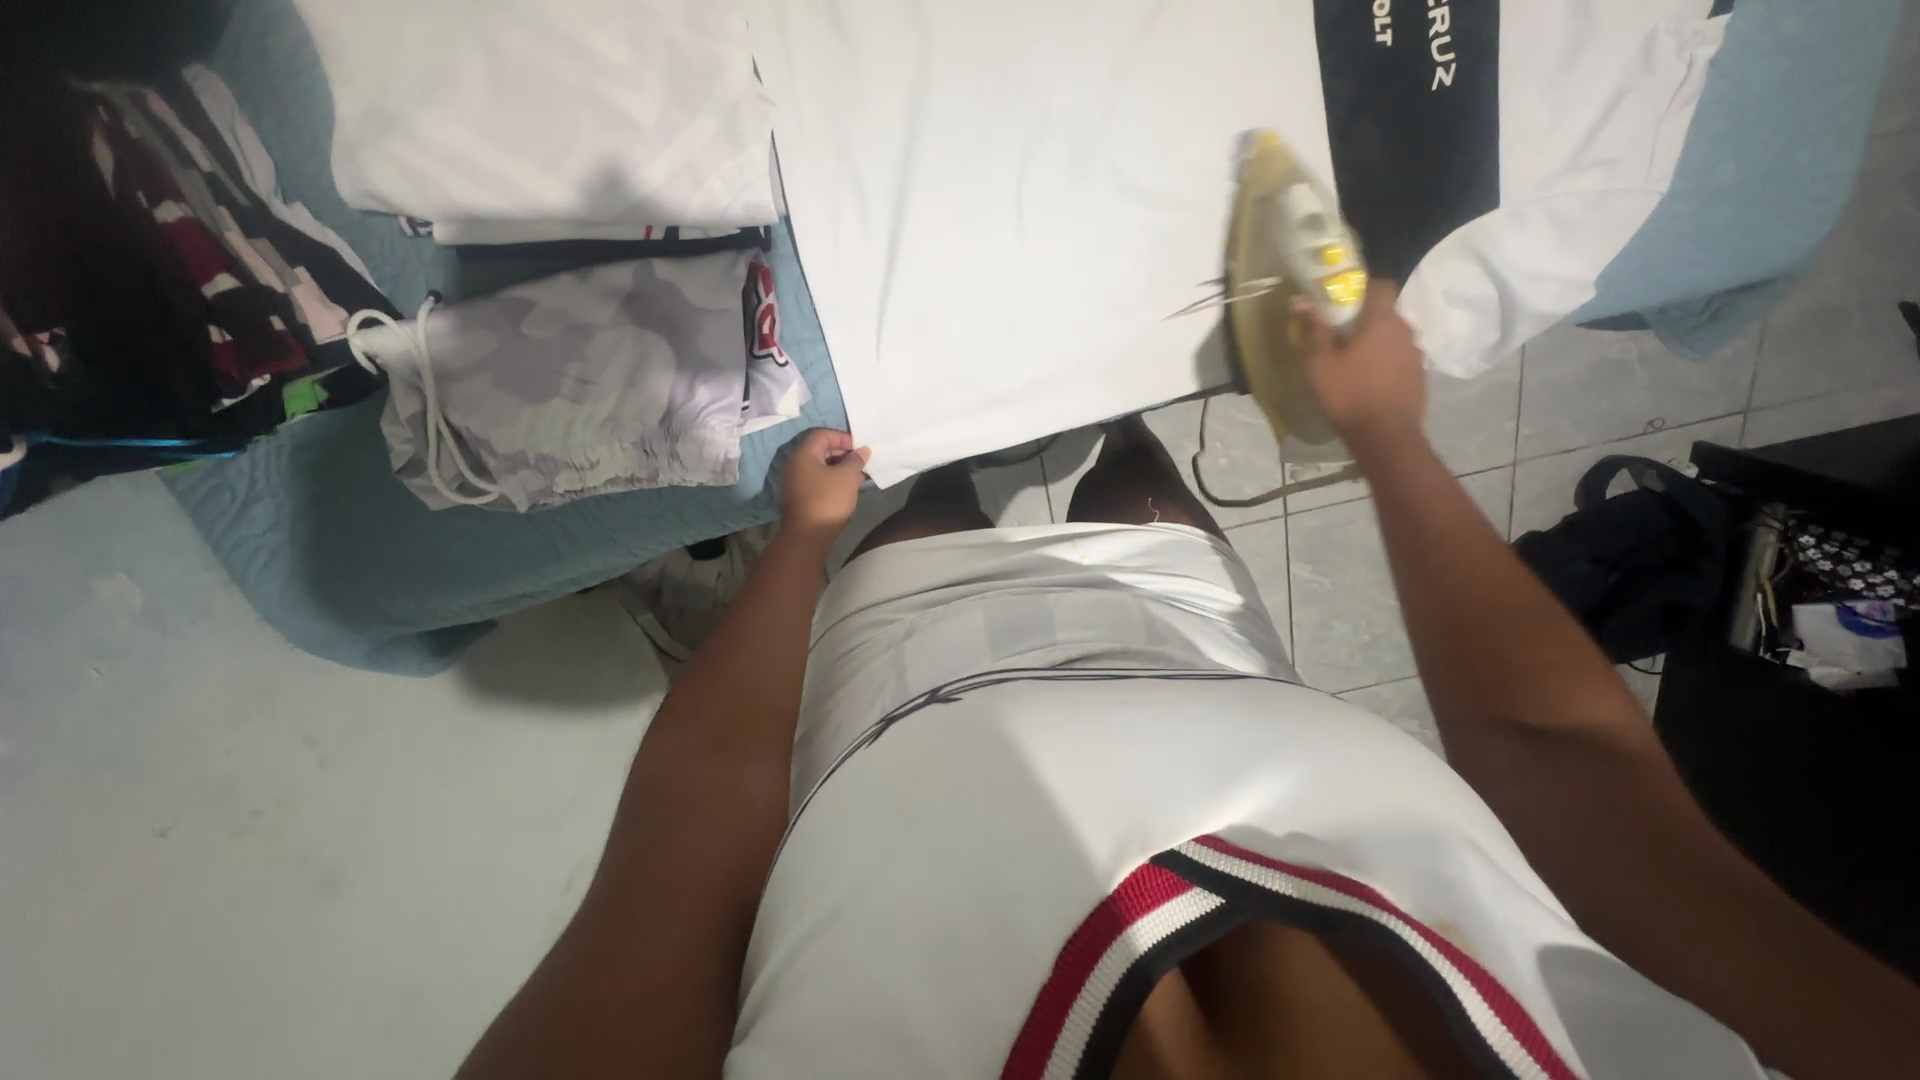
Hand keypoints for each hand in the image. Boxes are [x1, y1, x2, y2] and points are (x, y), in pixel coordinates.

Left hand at [778, 428, 870, 541]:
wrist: (807, 536)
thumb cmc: (828, 500)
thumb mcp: (847, 477)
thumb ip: (856, 460)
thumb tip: (862, 451)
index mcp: (803, 454)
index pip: (823, 434)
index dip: (843, 437)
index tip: (860, 448)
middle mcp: (795, 464)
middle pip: (820, 449)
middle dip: (843, 453)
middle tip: (861, 463)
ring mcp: (795, 482)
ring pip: (820, 467)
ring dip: (839, 468)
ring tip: (858, 477)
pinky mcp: (799, 497)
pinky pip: (817, 480)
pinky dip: (832, 480)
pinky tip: (847, 489)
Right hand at [1296, 280, 1427, 446]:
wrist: (1385, 436)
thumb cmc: (1348, 394)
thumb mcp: (1319, 363)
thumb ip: (1313, 329)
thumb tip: (1300, 300)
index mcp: (1381, 320)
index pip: (1381, 285)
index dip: (1364, 286)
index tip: (1344, 298)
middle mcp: (1404, 330)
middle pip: (1386, 312)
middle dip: (1365, 318)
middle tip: (1340, 334)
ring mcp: (1415, 353)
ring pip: (1393, 336)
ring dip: (1376, 342)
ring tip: (1354, 361)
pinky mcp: (1419, 375)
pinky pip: (1399, 358)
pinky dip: (1385, 362)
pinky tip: (1369, 380)